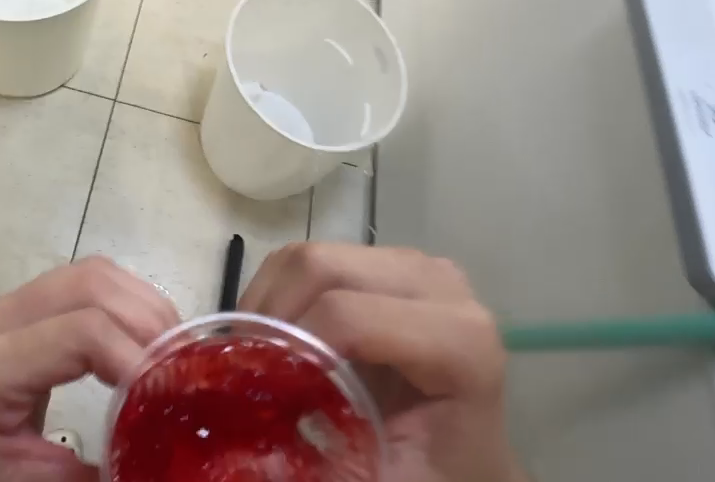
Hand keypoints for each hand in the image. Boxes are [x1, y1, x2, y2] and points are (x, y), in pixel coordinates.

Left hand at [0, 257, 179, 481]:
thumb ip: (120, 455)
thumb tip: (190, 434)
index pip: (80, 332)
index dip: (138, 353)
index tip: (178, 388)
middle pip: (85, 285)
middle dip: (147, 318)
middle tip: (184, 362)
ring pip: (84, 273)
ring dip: (138, 304)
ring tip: (170, 349)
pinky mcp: (3, 309)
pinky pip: (72, 283)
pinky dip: (119, 301)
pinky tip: (141, 336)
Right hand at [240, 243, 523, 481]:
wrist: (469, 455)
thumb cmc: (437, 472)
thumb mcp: (392, 478)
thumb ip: (335, 463)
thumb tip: (259, 454)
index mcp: (459, 339)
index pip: (349, 315)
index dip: (294, 344)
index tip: (262, 389)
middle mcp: (438, 283)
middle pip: (323, 267)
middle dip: (272, 313)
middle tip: (246, 363)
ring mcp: (410, 263)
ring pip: (309, 255)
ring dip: (269, 300)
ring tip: (257, 351)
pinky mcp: (385, 258)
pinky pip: (310, 255)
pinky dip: (278, 289)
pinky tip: (276, 332)